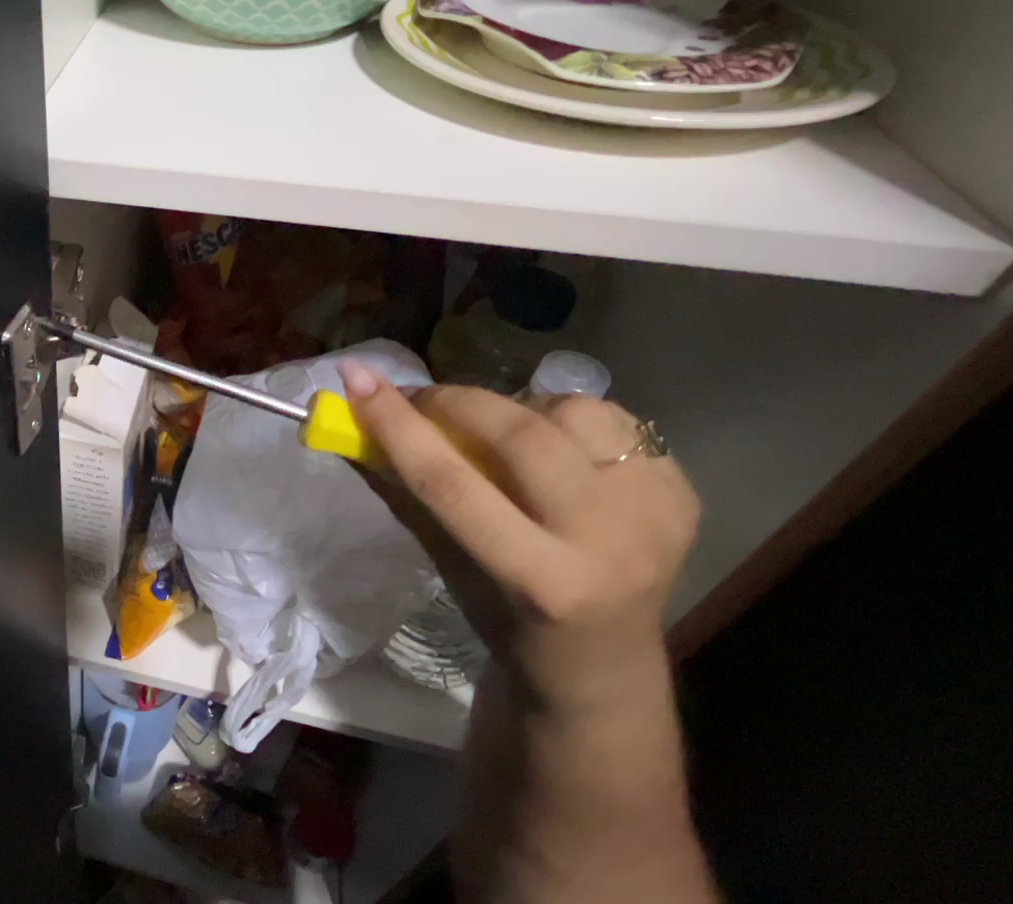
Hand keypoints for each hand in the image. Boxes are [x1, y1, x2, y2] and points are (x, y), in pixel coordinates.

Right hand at [337, 361, 699, 710]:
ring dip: (524, 408)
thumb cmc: (506, 622)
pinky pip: (617, 421)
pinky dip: (571, 423)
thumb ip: (412, 494)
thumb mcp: (450, 567)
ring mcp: (657, 515)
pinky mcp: (685, 493)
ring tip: (506, 434)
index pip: (452, 485)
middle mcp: (608, 543)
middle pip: (523, 436)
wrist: (605, 663)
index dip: (398, 426)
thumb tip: (361, 424)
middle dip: (459, 402)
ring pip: (577, 412)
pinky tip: (561, 455)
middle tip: (424, 400)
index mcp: (540, 580)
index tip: (356, 378)